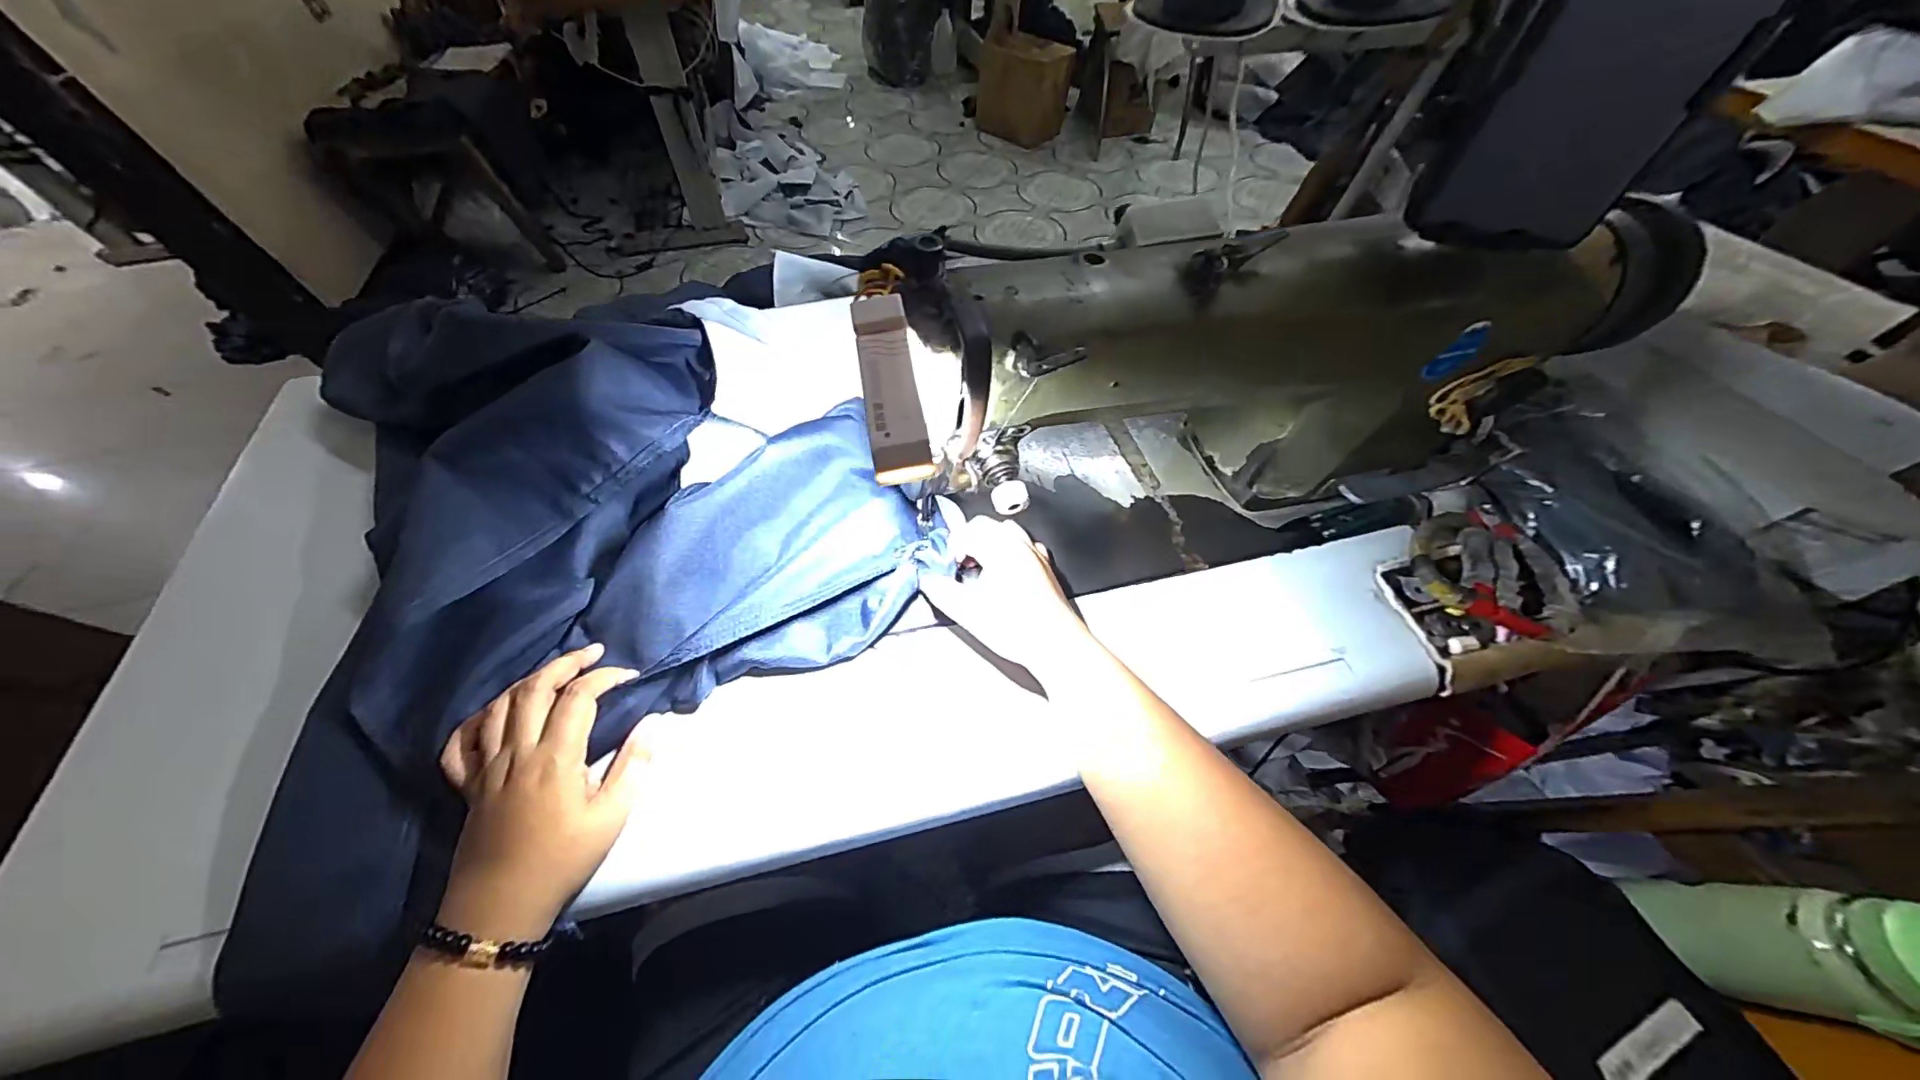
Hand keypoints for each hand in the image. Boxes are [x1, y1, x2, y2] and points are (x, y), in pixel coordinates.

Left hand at [437, 644, 644, 940]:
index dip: (605, 677)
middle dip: (565, 663)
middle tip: (592, 653)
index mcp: (554, 758)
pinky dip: (477, 719)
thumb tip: (649, 725)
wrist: (499, 906)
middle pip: (534, 689)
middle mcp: (516, 753)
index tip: (630, 676)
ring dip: (528, 681)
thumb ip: (632, 766)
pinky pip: (461, 743)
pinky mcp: (468, 786)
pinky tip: (495, 714)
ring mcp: (486, 767)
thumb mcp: (611, 817)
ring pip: (499, 706)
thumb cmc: (562, 860)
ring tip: (554, 674)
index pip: (579, 698)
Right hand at [920, 514, 1096, 678]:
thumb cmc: (1019, 629)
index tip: (946, 567)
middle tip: (957, 567)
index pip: (965, 532)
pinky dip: (1007, 554)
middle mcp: (1020, 545)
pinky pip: (1022, 547)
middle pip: (985, 526)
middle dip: (966, 543)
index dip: (949, 548)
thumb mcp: (967, 612)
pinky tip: (1002, 577)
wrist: (1057, 646)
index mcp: (1000, 548)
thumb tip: (926, 579)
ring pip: (1005, 534)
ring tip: (978, 570)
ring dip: (987, 545)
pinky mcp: (1045, 568)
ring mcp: (1036, 554)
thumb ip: (940, 591)